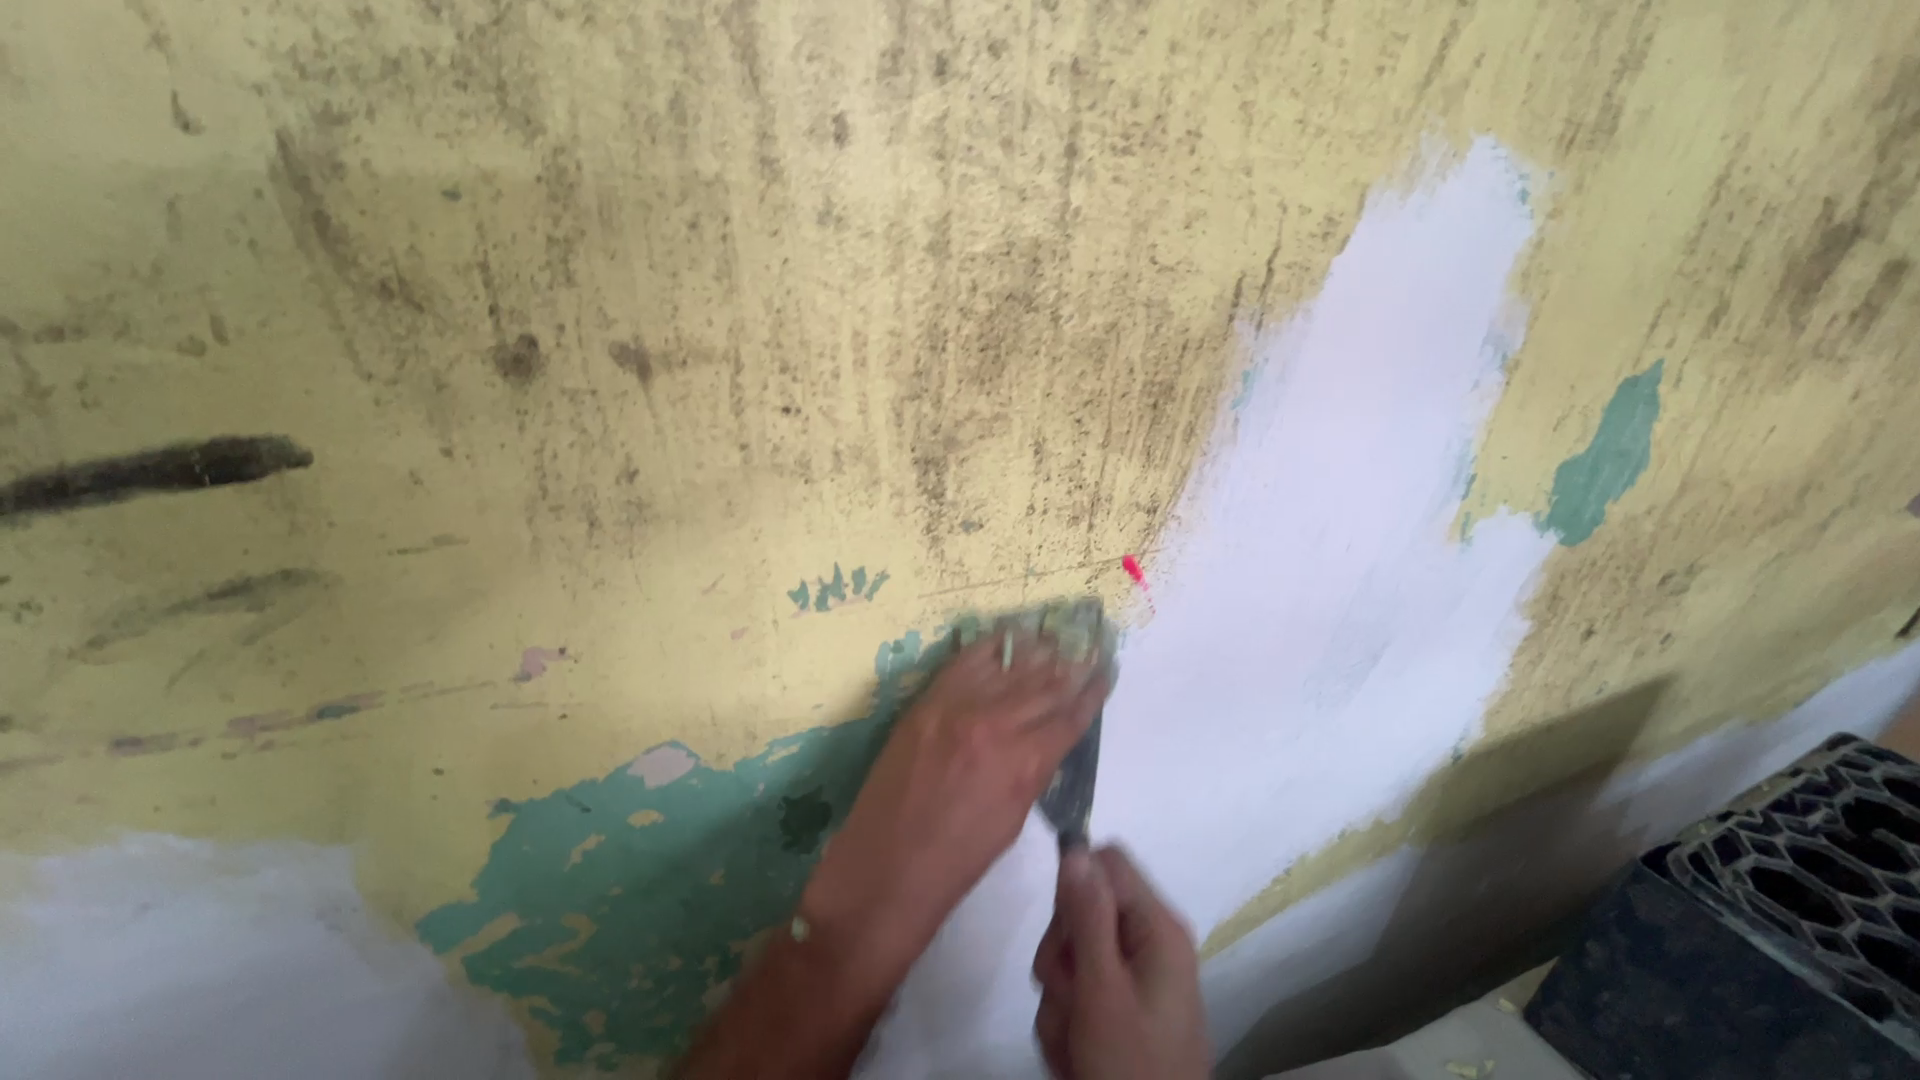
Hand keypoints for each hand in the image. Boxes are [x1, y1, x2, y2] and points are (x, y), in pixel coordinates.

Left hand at [802, 629, 1110, 975]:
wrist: (885, 867)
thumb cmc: (957, 861)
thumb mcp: (1013, 818)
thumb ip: (1032, 770)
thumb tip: (1044, 737)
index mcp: (1025, 763)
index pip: (1070, 716)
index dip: (1092, 693)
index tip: (1106, 671)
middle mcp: (995, 725)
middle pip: (1044, 685)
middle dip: (1071, 666)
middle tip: (1087, 646)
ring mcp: (956, 708)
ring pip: (1008, 668)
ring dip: (1036, 651)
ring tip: (1055, 636)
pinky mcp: (925, 703)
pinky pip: (964, 663)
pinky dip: (989, 648)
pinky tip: (1006, 636)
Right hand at [1032, 847, 1209, 1079]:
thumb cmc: (1131, 1067)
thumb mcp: (1102, 991)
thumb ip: (1087, 916)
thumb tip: (1075, 847)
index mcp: (1157, 927)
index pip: (1105, 862)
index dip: (1073, 888)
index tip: (1063, 936)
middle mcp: (1150, 942)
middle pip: (1081, 910)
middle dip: (1060, 956)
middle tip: (1069, 998)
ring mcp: (1138, 976)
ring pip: (1072, 955)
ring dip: (1059, 997)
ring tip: (1075, 1040)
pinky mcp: (1126, 1005)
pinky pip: (1079, 990)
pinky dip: (1068, 1020)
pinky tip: (1078, 1053)